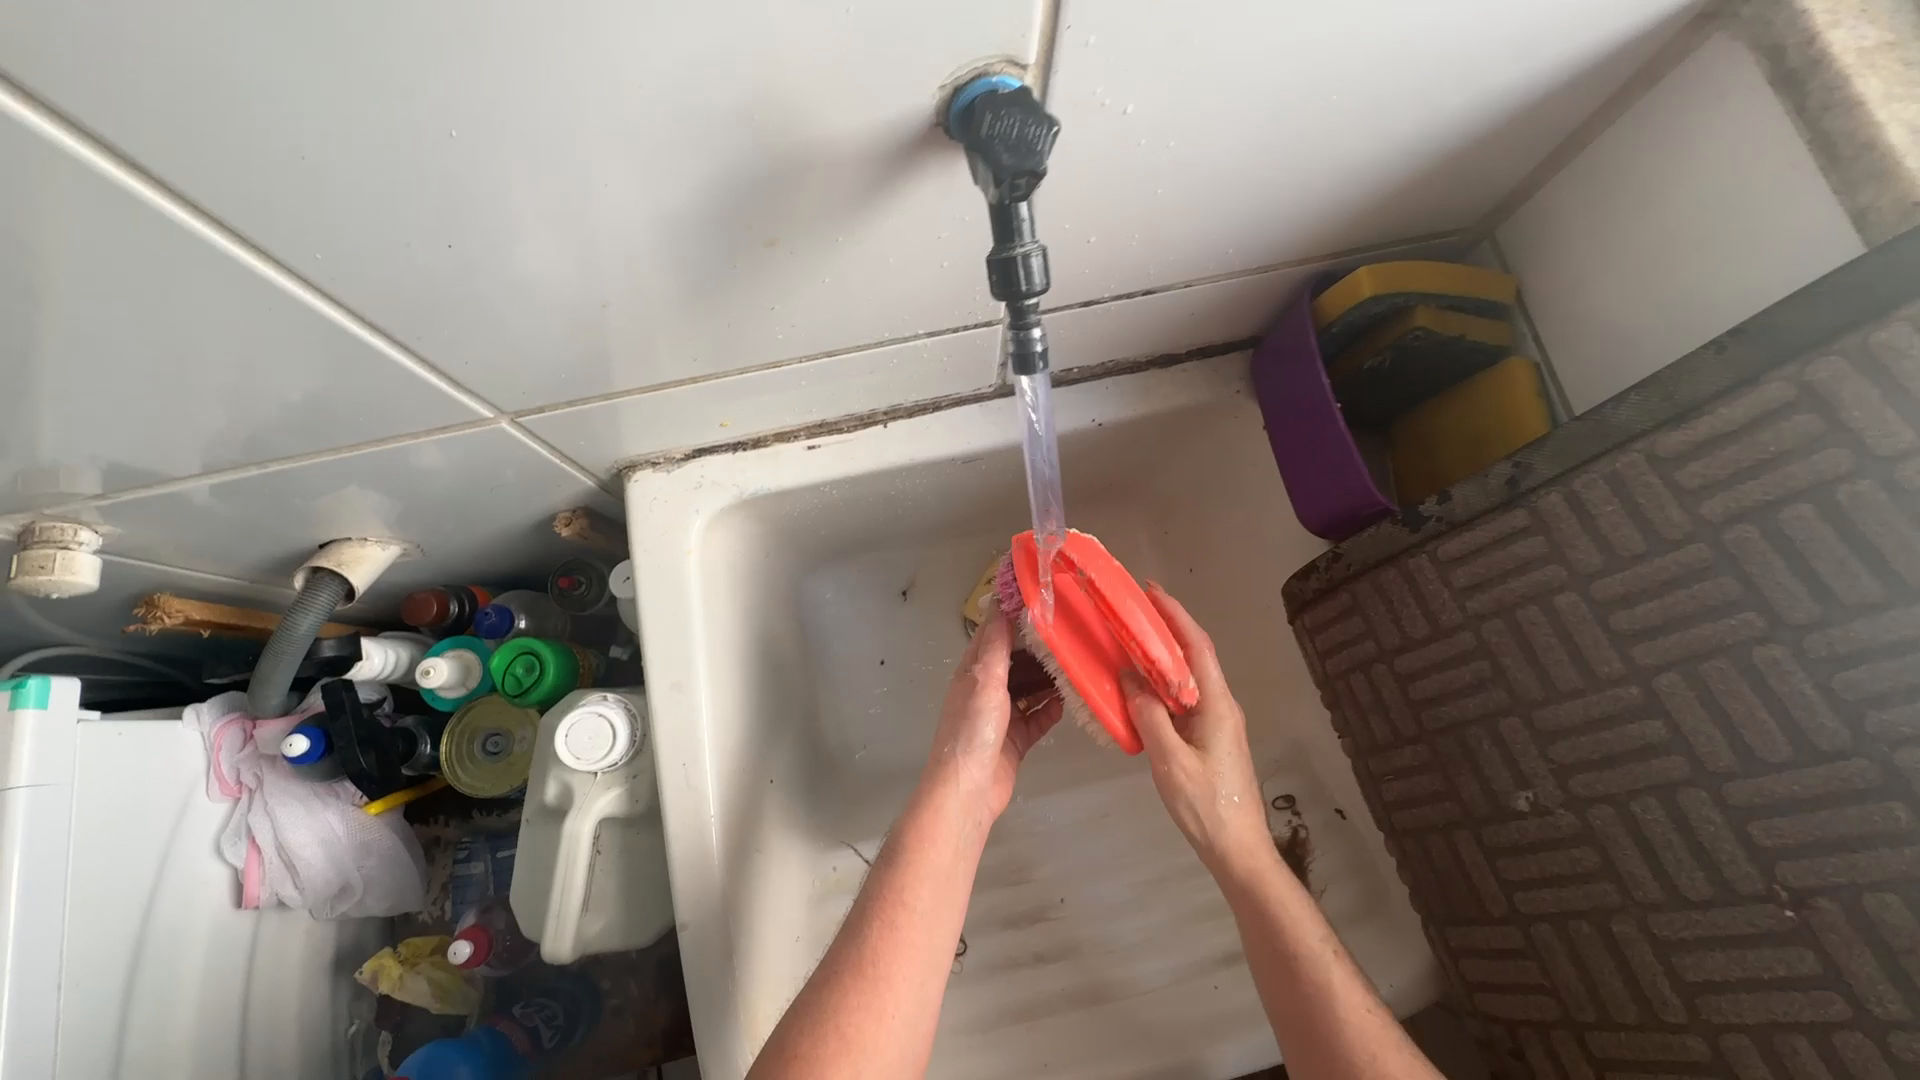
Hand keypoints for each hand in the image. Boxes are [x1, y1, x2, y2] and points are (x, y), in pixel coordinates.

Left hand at [923, 607, 1062, 826]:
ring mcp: (1001, 716)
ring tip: (1078, 665)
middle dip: (1040, 650)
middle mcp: (986, 689)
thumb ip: (996, 643)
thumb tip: (1001, 601)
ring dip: (1049, 679)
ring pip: (1029, 689)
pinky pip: (1037, 717)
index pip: (995, 634)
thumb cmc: (973, 728)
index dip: (1016, 617)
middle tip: (1073, 636)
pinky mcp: (1016, 740)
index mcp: (973, 671)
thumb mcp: (985, 678)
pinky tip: (1069, 701)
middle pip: (1016, 662)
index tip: (1046, 601)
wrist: (969, 790)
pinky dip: (1051, 709)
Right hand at [1122, 586, 1270, 879]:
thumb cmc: (1206, 805)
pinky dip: (1162, 686)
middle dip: (1166, 629)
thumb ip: (1149, 716)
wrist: (1238, 850)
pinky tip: (1141, 690)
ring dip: (1162, 658)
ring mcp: (1218, 723)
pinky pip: (1184, 701)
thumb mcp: (1169, 760)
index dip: (1175, 615)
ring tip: (1130, 642)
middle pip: (1194, 657)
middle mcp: (1222, 706)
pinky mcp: (1211, 739)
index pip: (1196, 647)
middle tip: (1132, 612)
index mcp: (1218, 705)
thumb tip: (1130, 677)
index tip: (1151, 591)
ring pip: (1189, 679)